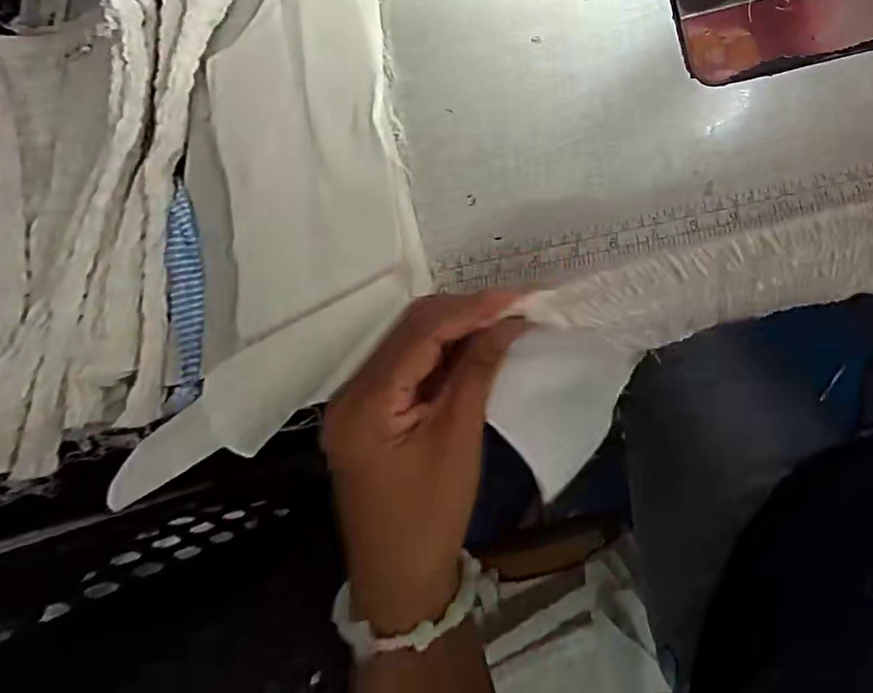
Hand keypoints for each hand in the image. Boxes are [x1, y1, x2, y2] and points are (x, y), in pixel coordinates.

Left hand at [322, 292, 525, 634]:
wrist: (399, 576)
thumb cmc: (430, 512)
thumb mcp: (459, 436)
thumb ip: (479, 369)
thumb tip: (510, 322)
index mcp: (365, 403)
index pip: (422, 333)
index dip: (473, 307)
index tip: (520, 296)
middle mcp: (352, 392)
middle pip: (411, 328)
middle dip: (466, 309)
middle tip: (517, 304)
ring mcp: (359, 401)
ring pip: (412, 340)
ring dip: (459, 324)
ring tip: (505, 318)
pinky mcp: (374, 410)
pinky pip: (412, 362)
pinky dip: (448, 348)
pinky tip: (479, 342)